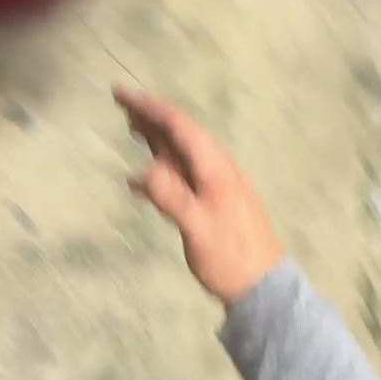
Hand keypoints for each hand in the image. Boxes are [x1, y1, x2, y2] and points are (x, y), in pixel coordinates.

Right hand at [118, 86, 283, 305]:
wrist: (260, 285)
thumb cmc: (229, 257)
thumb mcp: (198, 230)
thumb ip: (174, 199)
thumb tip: (145, 172)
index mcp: (213, 169)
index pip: (180, 126)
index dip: (151, 108)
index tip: (122, 95)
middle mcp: (214, 169)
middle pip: (181, 133)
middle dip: (151, 116)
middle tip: (120, 103)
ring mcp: (213, 185)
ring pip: (181, 152)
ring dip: (156, 137)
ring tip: (130, 126)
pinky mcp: (210, 201)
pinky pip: (182, 174)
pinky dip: (160, 168)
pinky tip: (142, 179)